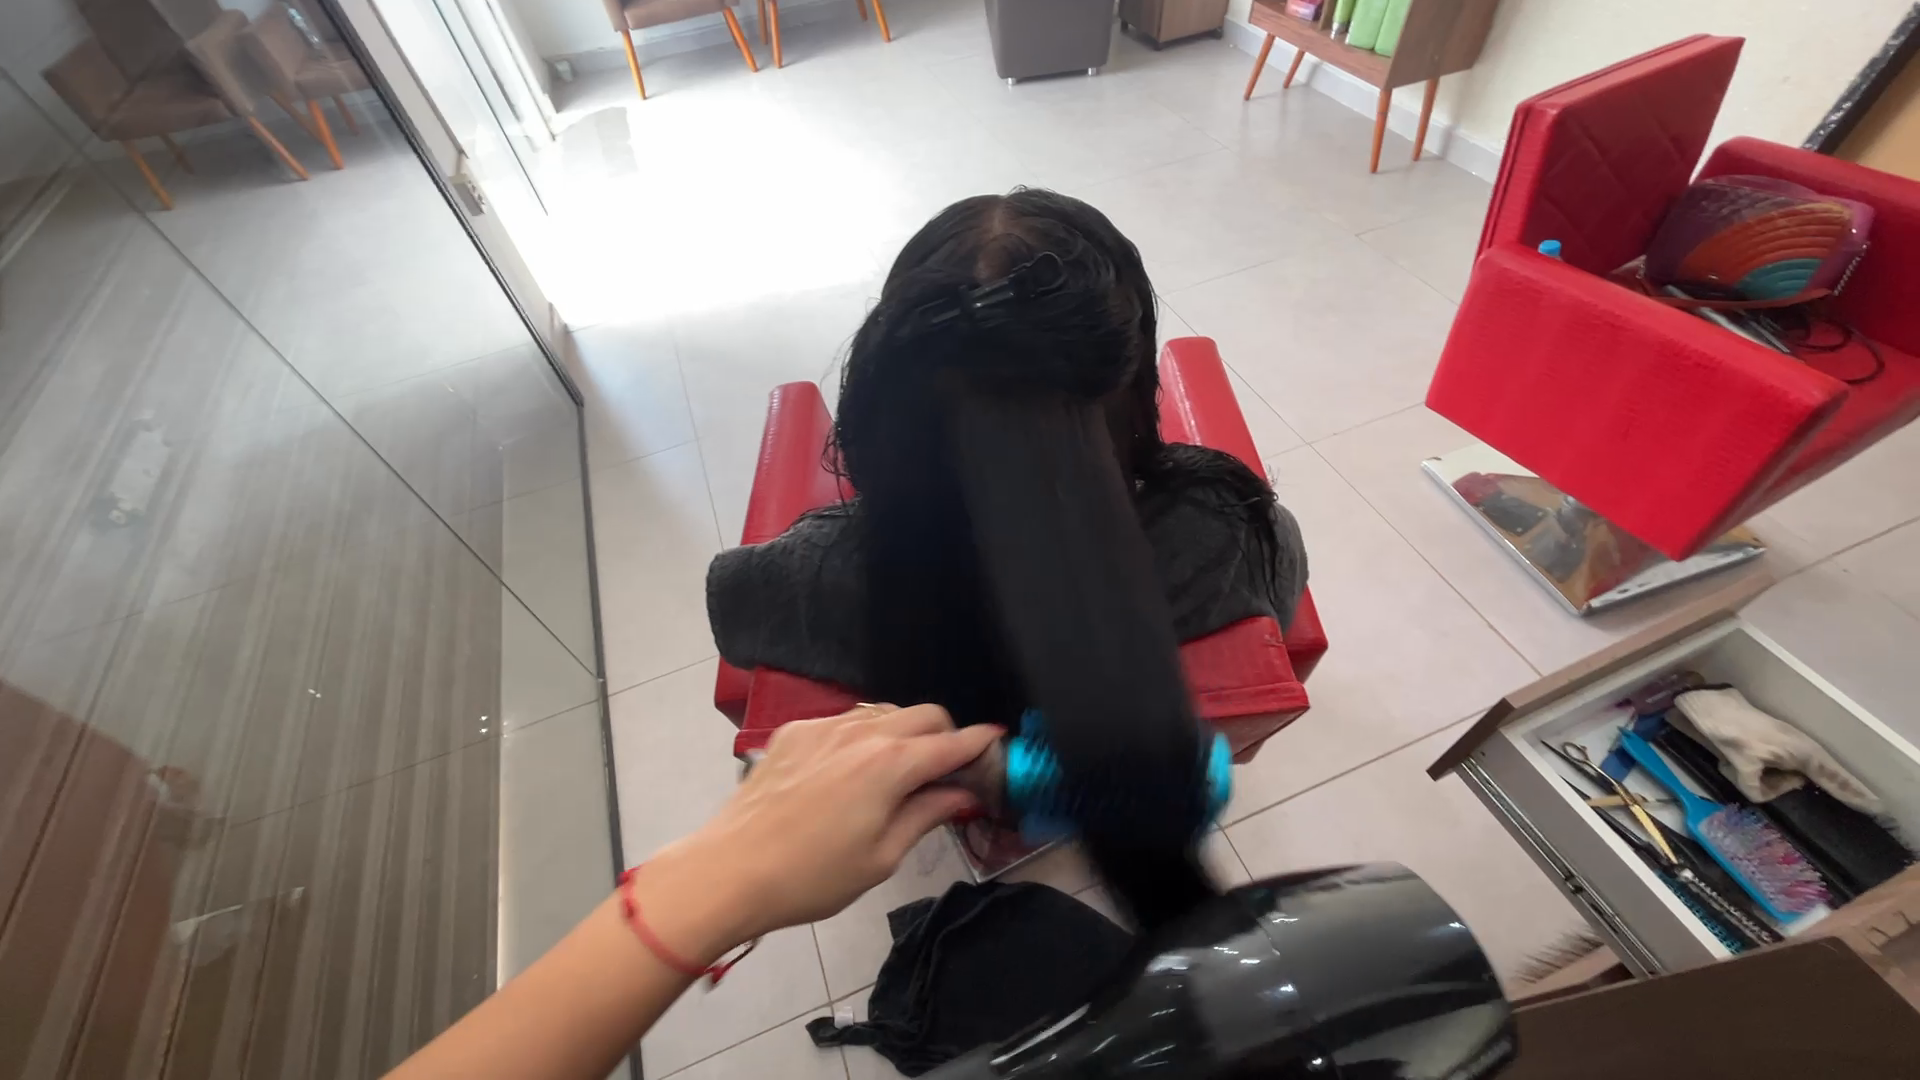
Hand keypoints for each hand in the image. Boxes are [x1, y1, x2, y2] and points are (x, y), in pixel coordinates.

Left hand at [635, 704, 1002, 963]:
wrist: (730, 869)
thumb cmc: (813, 876)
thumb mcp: (881, 857)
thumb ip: (926, 814)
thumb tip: (962, 794)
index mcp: (891, 764)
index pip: (951, 743)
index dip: (980, 741)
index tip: (997, 739)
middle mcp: (863, 730)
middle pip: (924, 713)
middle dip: (944, 734)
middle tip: (944, 769)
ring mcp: (826, 724)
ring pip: (885, 712)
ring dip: (903, 732)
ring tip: (894, 771)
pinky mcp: (796, 729)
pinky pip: (846, 720)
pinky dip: (862, 736)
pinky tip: (847, 771)